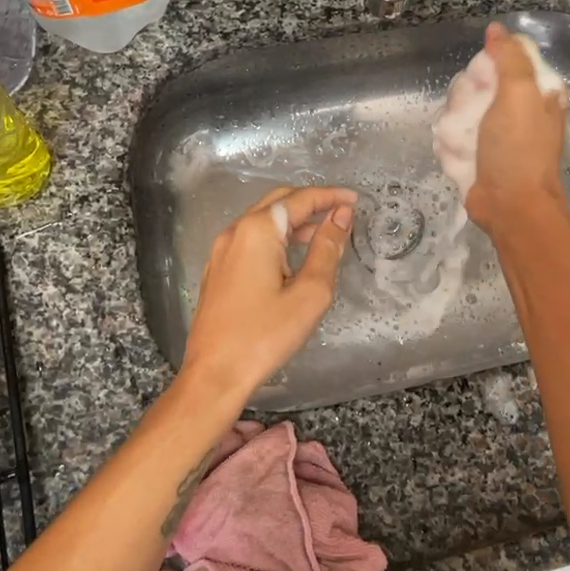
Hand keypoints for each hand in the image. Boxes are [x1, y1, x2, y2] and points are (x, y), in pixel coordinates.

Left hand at [179, 186, 357, 401]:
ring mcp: (221, 250)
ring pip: (262, 220)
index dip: (330, 196)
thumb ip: (327, 248)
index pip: (300, 199)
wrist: (214, 374)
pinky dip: (275, 236)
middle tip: (340, 213)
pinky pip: (250, 238)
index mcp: (258, 230)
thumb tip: (341, 216)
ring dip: (293, 221)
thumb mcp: (309, 293)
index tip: (355, 200)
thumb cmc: (265, 335)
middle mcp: (236, 231)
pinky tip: (291, 257)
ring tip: (323, 236)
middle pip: (278, 202)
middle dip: (311, 203)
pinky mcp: (217, 269)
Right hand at [468, 23, 566, 232]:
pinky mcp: (473, 153)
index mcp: (534, 91)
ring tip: (467, 145)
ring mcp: (492, 132)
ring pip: (456, 109)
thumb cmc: (518, 150)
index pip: (500, 59)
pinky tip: (462, 159)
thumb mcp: (519, 94)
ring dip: (456, 126)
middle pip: (473, 83)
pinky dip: (452, 147)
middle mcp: (514, 108)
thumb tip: (496, 29)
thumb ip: (509, 57)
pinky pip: (450, 136)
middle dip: (466, 99)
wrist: (510, 207)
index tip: (484, 82)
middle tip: (475, 116)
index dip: (486, 68)